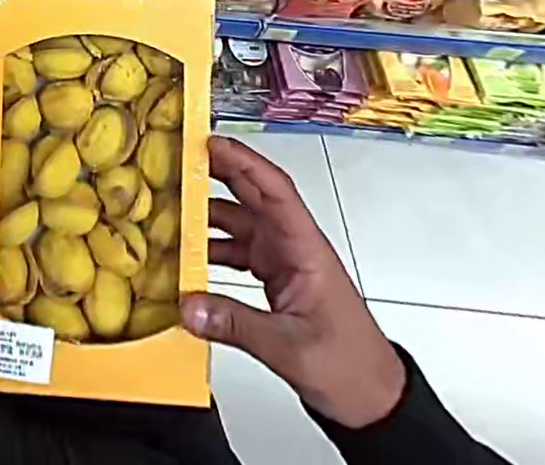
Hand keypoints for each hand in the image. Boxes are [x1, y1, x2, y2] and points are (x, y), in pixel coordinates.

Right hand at [181, 137, 404, 427]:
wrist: (374, 401)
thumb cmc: (354, 370)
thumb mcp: (291, 348)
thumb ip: (235, 324)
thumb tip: (189, 305)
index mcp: (305, 249)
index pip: (275, 190)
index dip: (242, 161)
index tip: (210, 143)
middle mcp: (291, 245)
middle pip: (251, 193)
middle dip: (215, 170)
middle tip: (177, 155)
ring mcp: (280, 258)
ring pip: (236, 219)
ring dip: (203, 210)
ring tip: (170, 203)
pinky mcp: (270, 274)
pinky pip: (231, 245)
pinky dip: (206, 243)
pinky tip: (184, 251)